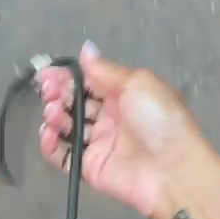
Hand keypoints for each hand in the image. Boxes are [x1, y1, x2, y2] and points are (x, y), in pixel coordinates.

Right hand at [37, 41, 209, 217]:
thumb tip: (86, 48)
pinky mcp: (90, 166)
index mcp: (123, 94)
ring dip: (54, 115)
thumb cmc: (159, 119)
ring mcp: (99, 142)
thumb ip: (106, 69)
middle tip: (49, 92)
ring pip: (66, 126)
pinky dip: (50, 144)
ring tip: (53, 112)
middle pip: (74, 101)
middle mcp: (110, 116)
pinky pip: (63, 155)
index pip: (88, 81)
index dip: (66, 76)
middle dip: (57, 93)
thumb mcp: (138, 82)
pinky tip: (49, 133)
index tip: (47, 72)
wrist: (172, 170)